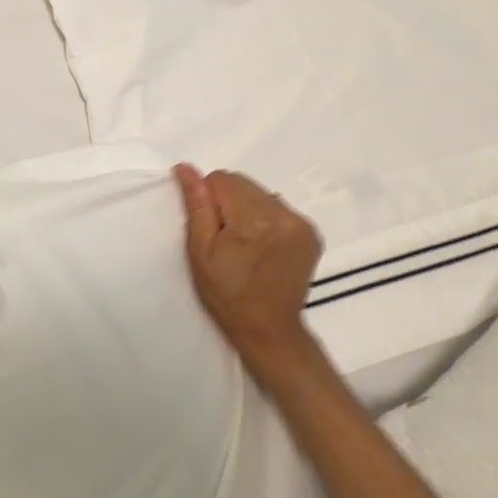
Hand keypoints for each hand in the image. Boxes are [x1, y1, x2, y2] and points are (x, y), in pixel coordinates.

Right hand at [174, 163, 324, 375]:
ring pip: (260, 193)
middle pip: (243, 183)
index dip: (209, 200)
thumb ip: (197, 205)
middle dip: (228, 203)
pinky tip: (262, 245)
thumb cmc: (226, 294)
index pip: (222, 179)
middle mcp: (284, 215)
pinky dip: (265, 219)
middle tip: (226, 239)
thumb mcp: (200, 251)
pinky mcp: (311, 232)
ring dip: (247, 209)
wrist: (269, 329)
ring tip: (245, 244)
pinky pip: (277, 207)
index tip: (212, 229)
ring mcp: (301, 224)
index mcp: (255, 220)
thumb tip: (186, 167)